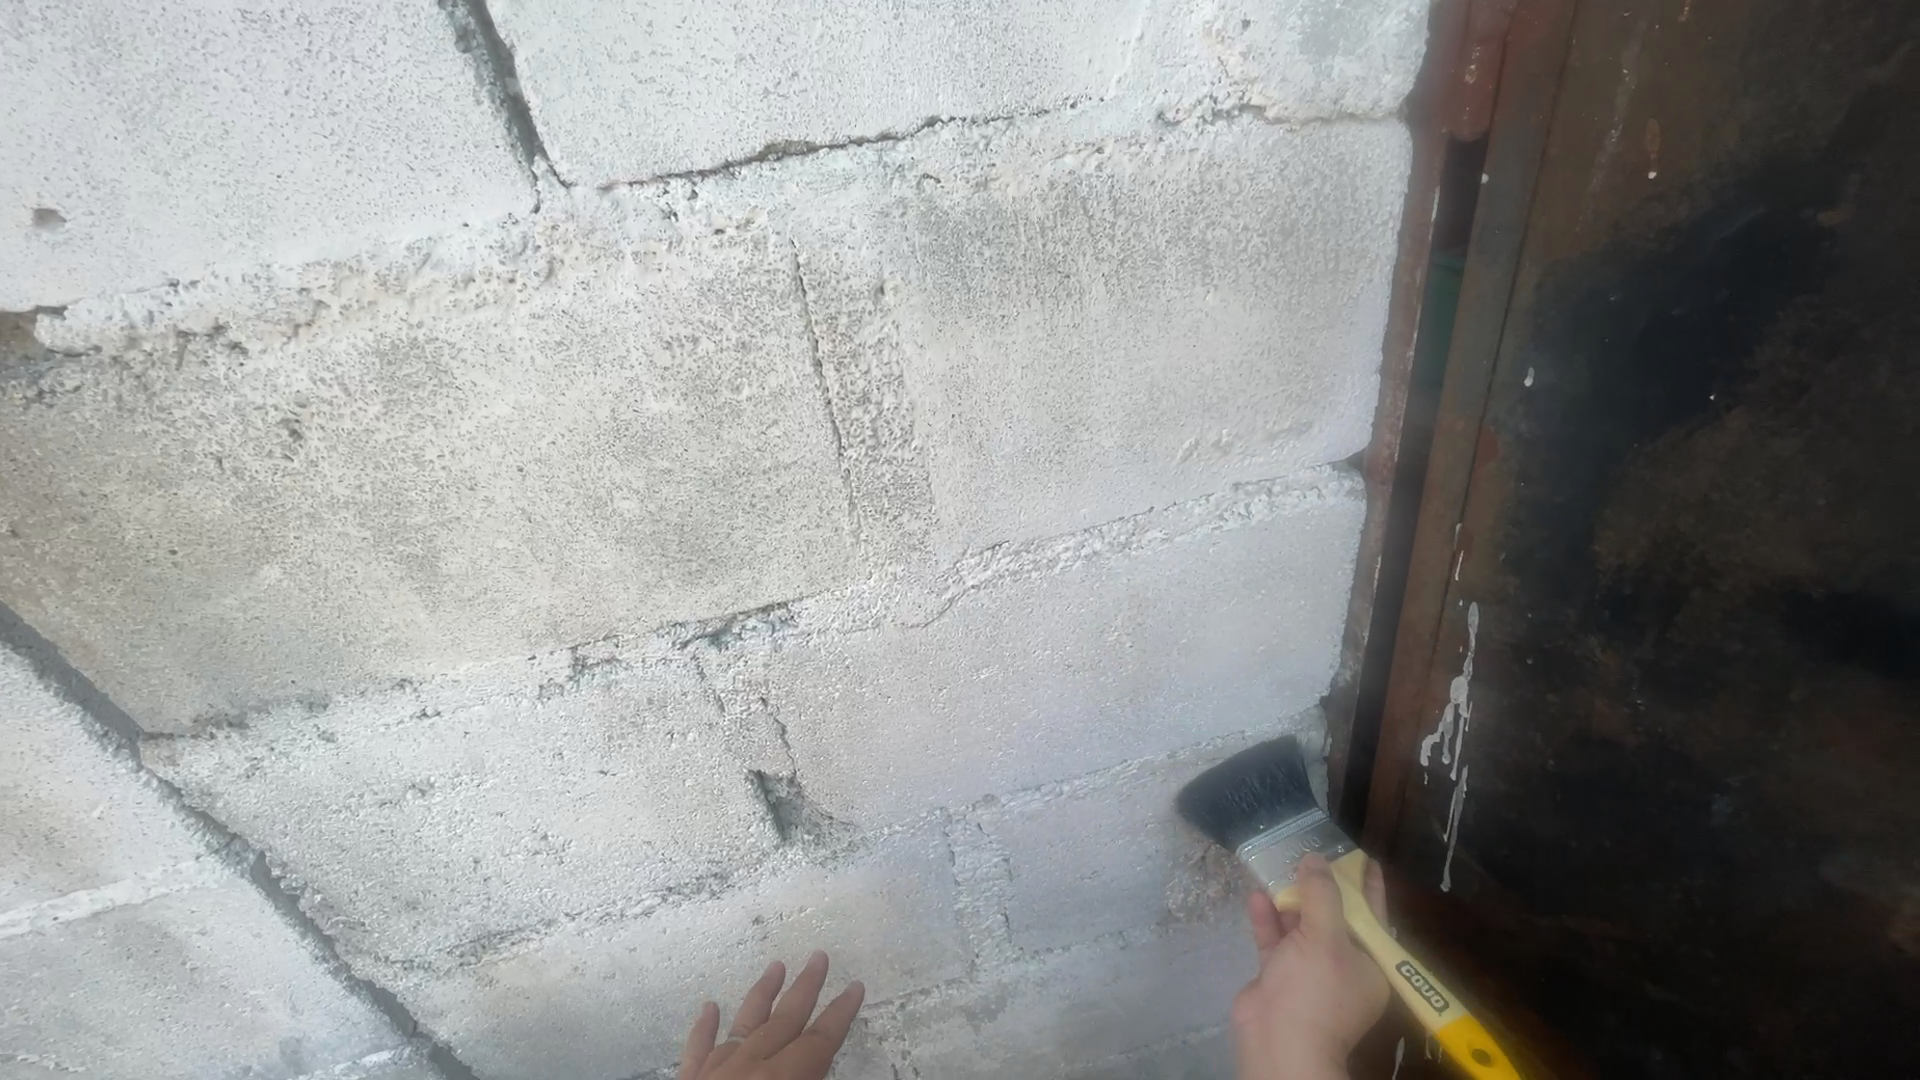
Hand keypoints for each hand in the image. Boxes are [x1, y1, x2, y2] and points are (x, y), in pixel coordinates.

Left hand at [678, 951, 865, 1079]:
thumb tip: (823, 1069)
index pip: (819, 1041)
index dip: (840, 1013)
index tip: (855, 986)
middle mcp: (750, 1069)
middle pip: (785, 1020)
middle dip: (806, 987)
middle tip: (819, 956)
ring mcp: (714, 1076)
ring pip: (744, 1024)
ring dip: (763, 994)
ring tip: (776, 966)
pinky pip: (696, 1050)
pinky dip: (704, 1027)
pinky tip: (709, 1006)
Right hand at [1232, 854, 1390, 1079]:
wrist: (1279, 1041)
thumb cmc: (1316, 991)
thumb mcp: (1324, 938)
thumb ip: (1321, 896)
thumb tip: (1316, 859)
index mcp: (1369, 964)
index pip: (1373, 917)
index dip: (1367, 887)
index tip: (1362, 857)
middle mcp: (1341, 965)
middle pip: (1332, 917)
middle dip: (1319, 886)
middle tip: (1307, 851)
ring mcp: (1307, 970)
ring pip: (1300, 925)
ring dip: (1288, 898)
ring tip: (1276, 864)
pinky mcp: (1278, 974)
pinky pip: (1274, 938)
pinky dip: (1266, 917)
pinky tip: (1256, 895)